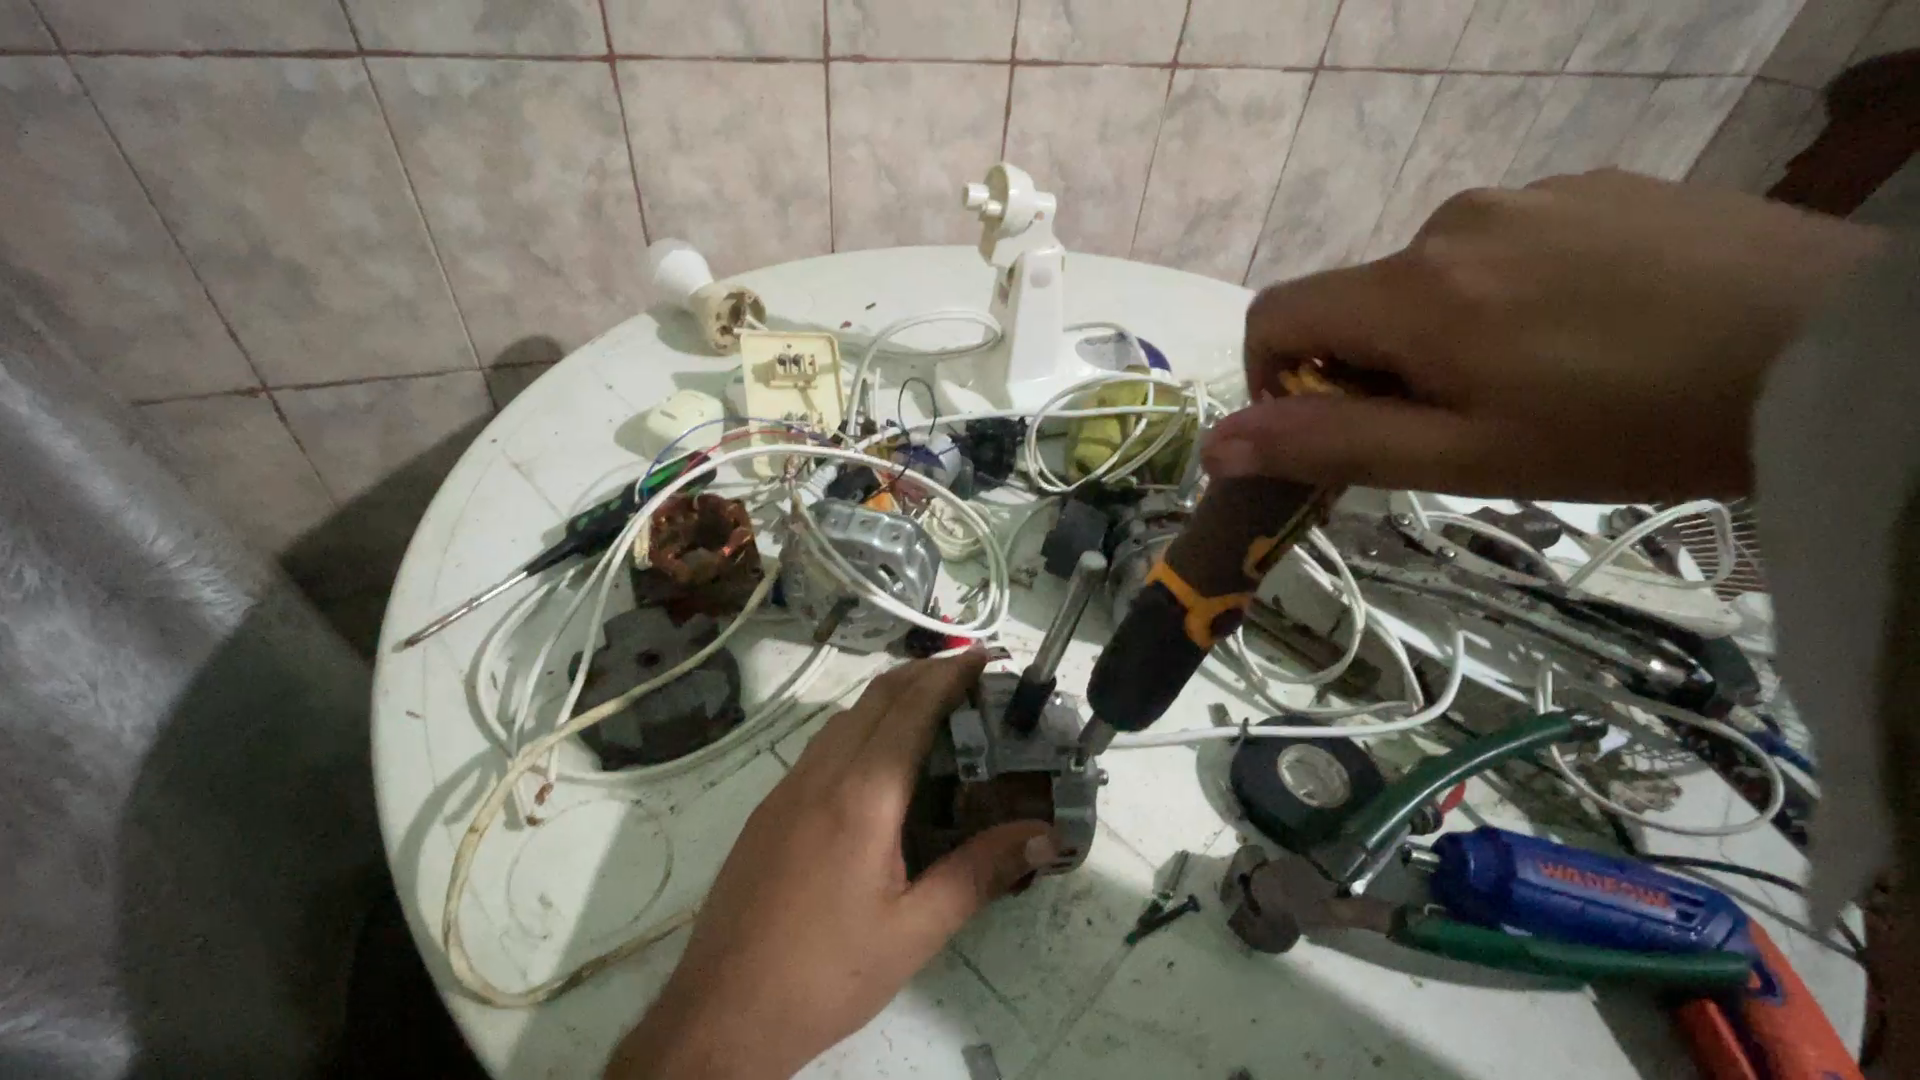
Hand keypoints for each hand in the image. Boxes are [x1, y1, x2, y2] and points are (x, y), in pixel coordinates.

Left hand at [606, 651, 1052, 1079]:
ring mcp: (786, 790)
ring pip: (844, 719)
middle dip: (923, 674)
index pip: (909, 709)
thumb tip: (1043, 835)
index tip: (984, 655)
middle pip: (874, 699)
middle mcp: (819, 776)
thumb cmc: (826, 974)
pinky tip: (880, 764)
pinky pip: (822, 747)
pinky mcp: (769, 811)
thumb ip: (980, 873)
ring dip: (889, 699)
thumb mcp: (915, 931)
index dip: (948, 675)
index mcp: (860, 797)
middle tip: (971, 676)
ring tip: (935, 711)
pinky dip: (861, 728)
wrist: (721, 1013)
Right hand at [1205, 169, 1885, 499]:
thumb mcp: (1459, 459)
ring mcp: (1531, 195)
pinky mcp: (1595, 186)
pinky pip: (1502, 245)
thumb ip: (1327, 445)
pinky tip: (1583, 333)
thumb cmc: (1623, 429)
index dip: (1272, 378)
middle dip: (1367, 366)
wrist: (1836, 354)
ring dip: (1438, 331)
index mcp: (1413, 290)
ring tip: (1529, 382)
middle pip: (1355, 300)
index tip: (1326, 426)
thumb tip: (1214, 446)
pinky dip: (1503, 294)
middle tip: (1450, 425)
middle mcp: (1454, 221)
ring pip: (1429, 276)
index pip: (1275, 315)